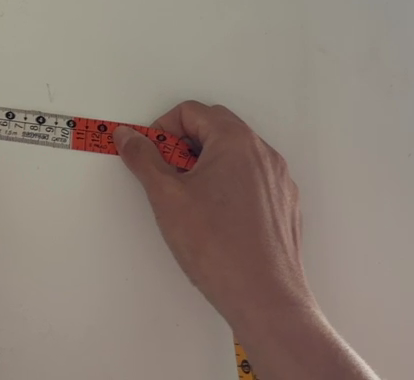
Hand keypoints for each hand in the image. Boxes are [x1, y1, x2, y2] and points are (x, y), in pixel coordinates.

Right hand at [116, 102, 375, 378]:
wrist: (265, 301)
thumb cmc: (218, 248)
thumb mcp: (166, 197)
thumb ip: (143, 157)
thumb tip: (128, 136)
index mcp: (235, 141)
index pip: (190, 111)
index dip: (163, 129)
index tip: (152, 155)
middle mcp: (262, 153)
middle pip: (215, 126)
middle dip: (185, 144)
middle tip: (168, 174)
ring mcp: (278, 179)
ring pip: (234, 153)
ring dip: (207, 162)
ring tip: (191, 198)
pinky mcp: (285, 204)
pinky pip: (252, 177)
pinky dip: (229, 182)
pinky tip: (216, 216)